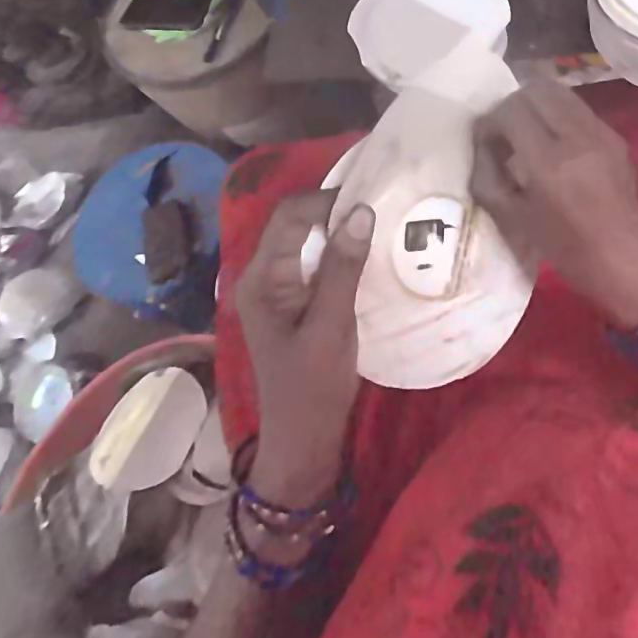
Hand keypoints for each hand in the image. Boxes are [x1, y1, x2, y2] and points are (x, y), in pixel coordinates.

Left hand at [231, 190, 372, 503]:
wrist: (303, 438)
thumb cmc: (314, 386)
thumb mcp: (332, 325)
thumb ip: (343, 267)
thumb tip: (361, 211)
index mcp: (261, 278)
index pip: (289, 217)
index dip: (326, 201)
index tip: (370, 198)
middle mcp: (260, 274)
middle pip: (293, 223)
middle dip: (331, 209)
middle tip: (376, 206)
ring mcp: (274, 287)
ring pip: (303, 239)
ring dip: (334, 228)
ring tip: (374, 222)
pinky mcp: (290, 298)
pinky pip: (310, 259)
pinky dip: (334, 249)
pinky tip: (361, 251)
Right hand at [472, 77, 637, 326]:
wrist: (626, 262)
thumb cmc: (565, 249)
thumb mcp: (512, 217)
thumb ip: (488, 174)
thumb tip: (482, 143)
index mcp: (549, 164)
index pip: (511, 111)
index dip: (490, 120)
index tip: (486, 140)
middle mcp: (578, 139)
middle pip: (536, 89)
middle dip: (512, 104)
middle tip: (505, 130)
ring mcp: (602, 134)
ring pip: (560, 91)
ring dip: (536, 104)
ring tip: (528, 132)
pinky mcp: (616, 137)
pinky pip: (578, 109)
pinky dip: (558, 115)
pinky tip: (554, 142)